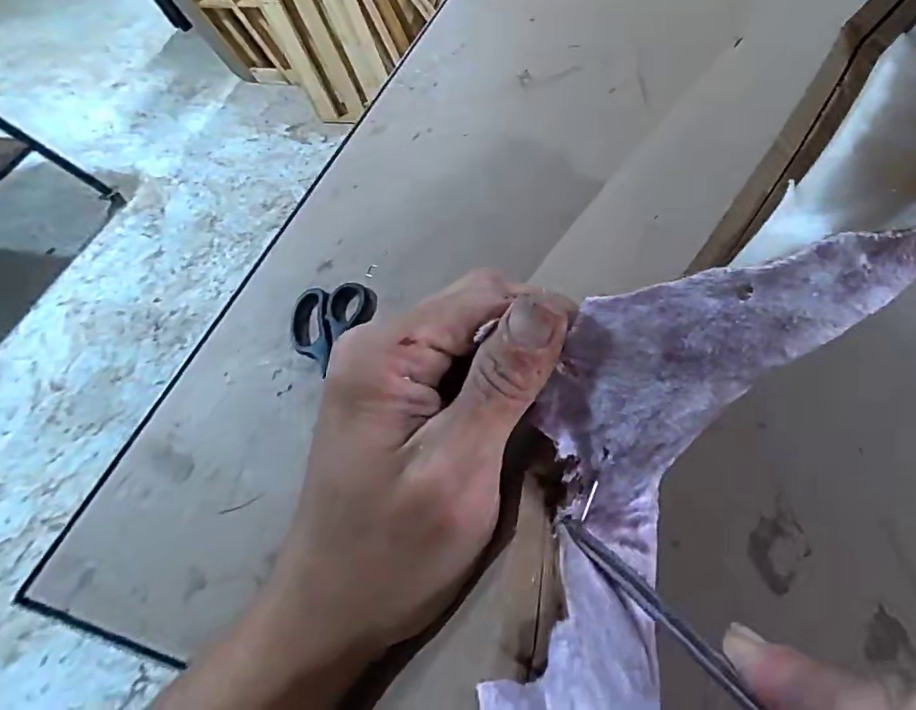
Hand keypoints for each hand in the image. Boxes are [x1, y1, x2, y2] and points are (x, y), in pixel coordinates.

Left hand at [158, 270, 576, 708]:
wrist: (328, 620)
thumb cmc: (393, 553)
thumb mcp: (458, 467)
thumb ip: (503, 381)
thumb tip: (549, 305)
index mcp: (386, 350)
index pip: (487, 294)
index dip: (544, 315)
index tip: (587, 358)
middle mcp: (381, 341)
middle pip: (480, 304)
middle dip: (533, 333)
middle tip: (571, 382)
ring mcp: (386, 365)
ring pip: (476, 329)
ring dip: (519, 355)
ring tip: (551, 396)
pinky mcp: (398, 389)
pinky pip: (462, 356)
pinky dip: (500, 374)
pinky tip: (516, 407)